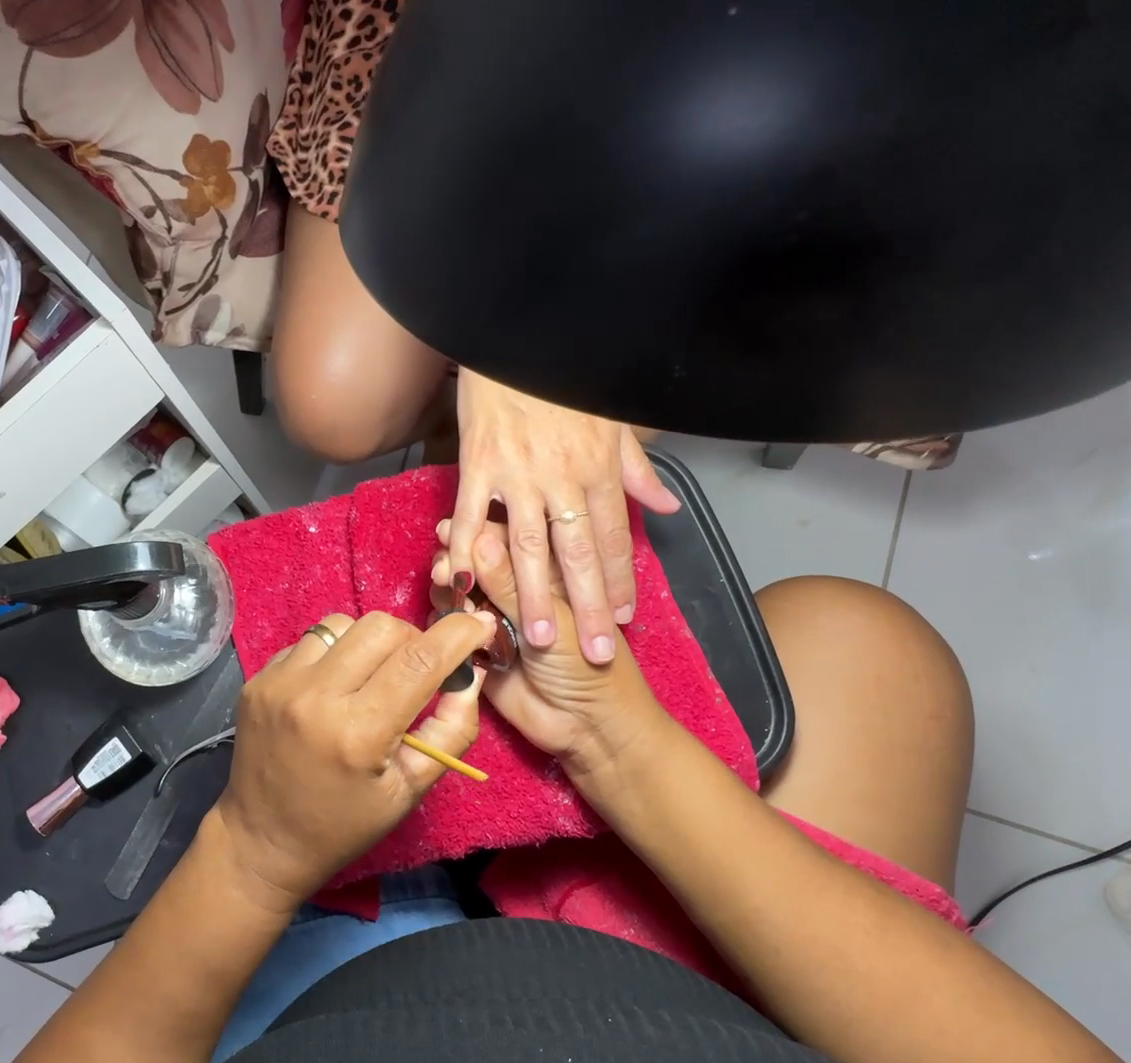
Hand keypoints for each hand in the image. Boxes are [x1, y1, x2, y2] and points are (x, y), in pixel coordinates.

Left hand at [208, 610, 495, 911]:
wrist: (263, 839)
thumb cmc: (345, 824)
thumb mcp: (410, 789)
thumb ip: (451, 730)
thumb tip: (471, 674)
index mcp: (358, 733)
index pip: (419, 661)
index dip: (457, 635)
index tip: (479, 623)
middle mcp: (314, 697)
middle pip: (380, 627)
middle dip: (411, 639)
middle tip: (415, 670)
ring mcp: (279, 683)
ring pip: (342, 624)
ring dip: (368, 644)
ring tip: (367, 681)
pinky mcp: (259, 679)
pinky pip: (309, 641)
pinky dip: (332, 655)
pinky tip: (331, 691)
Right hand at [431, 519, 661, 781]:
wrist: (586, 727)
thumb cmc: (587, 664)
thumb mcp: (553, 617)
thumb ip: (512, 583)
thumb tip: (477, 536)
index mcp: (542, 575)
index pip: (504, 543)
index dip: (476, 534)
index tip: (451, 528)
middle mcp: (515, 593)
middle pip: (474, 565)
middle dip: (455, 560)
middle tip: (444, 566)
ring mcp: (492, 621)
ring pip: (459, 593)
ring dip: (447, 586)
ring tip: (442, 585)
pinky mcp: (475, 651)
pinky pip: (450, 628)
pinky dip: (441, 618)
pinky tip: (440, 615)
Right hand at [452, 368, 680, 664]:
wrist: (520, 339)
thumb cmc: (566, 380)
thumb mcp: (613, 420)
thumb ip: (638, 469)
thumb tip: (666, 508)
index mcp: (598, 467)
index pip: (612, 535)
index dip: (618, 579)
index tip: (622, 618)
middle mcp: (562, 477)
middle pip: (576, 552)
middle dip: (587, 606)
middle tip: (596, 654)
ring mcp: (516, 474)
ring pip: (526, 544)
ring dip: (532, 594)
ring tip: (536, 638)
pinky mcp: (476, 466)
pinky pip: (468, 514)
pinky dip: (464, 549)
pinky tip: (464, 583)